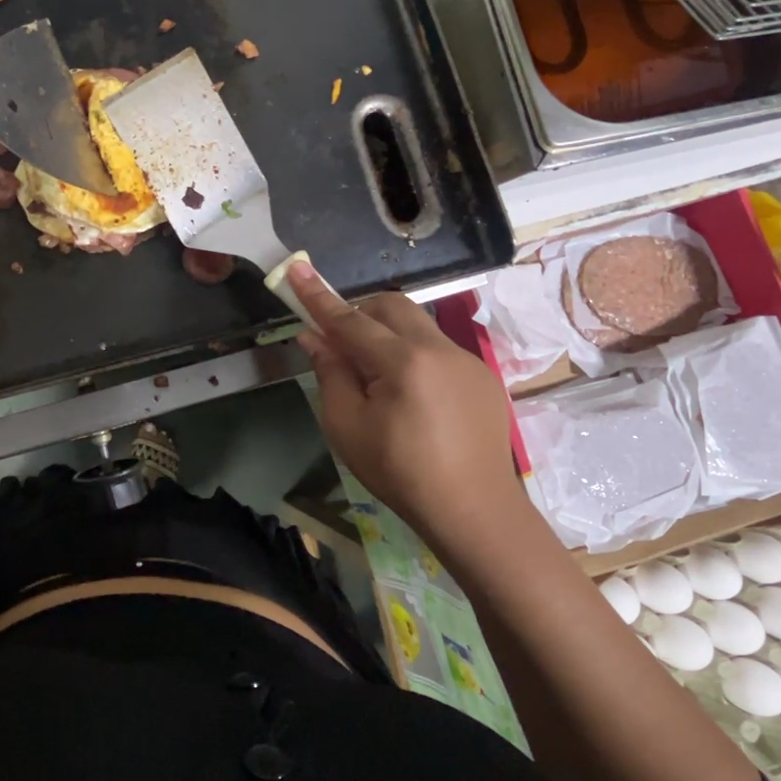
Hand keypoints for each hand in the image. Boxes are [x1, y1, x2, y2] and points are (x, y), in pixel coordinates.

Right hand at [288, 262, 527, 540]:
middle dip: (359, 312)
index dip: (318, 296)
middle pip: (390, 307)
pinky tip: (411, 398)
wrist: (475, 512)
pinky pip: (437, 349)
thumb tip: (315, 338)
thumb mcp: (347, 427)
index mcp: (403, 362)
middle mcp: (439, 349)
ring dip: (387, 334)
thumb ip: (330, 373)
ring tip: (375, 378)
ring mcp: (466, 360)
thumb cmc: (400, 473)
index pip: (349, 319)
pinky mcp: (482, 377)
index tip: (297, 268)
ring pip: (417, 325)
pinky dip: (413, 356)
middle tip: (340, 343)